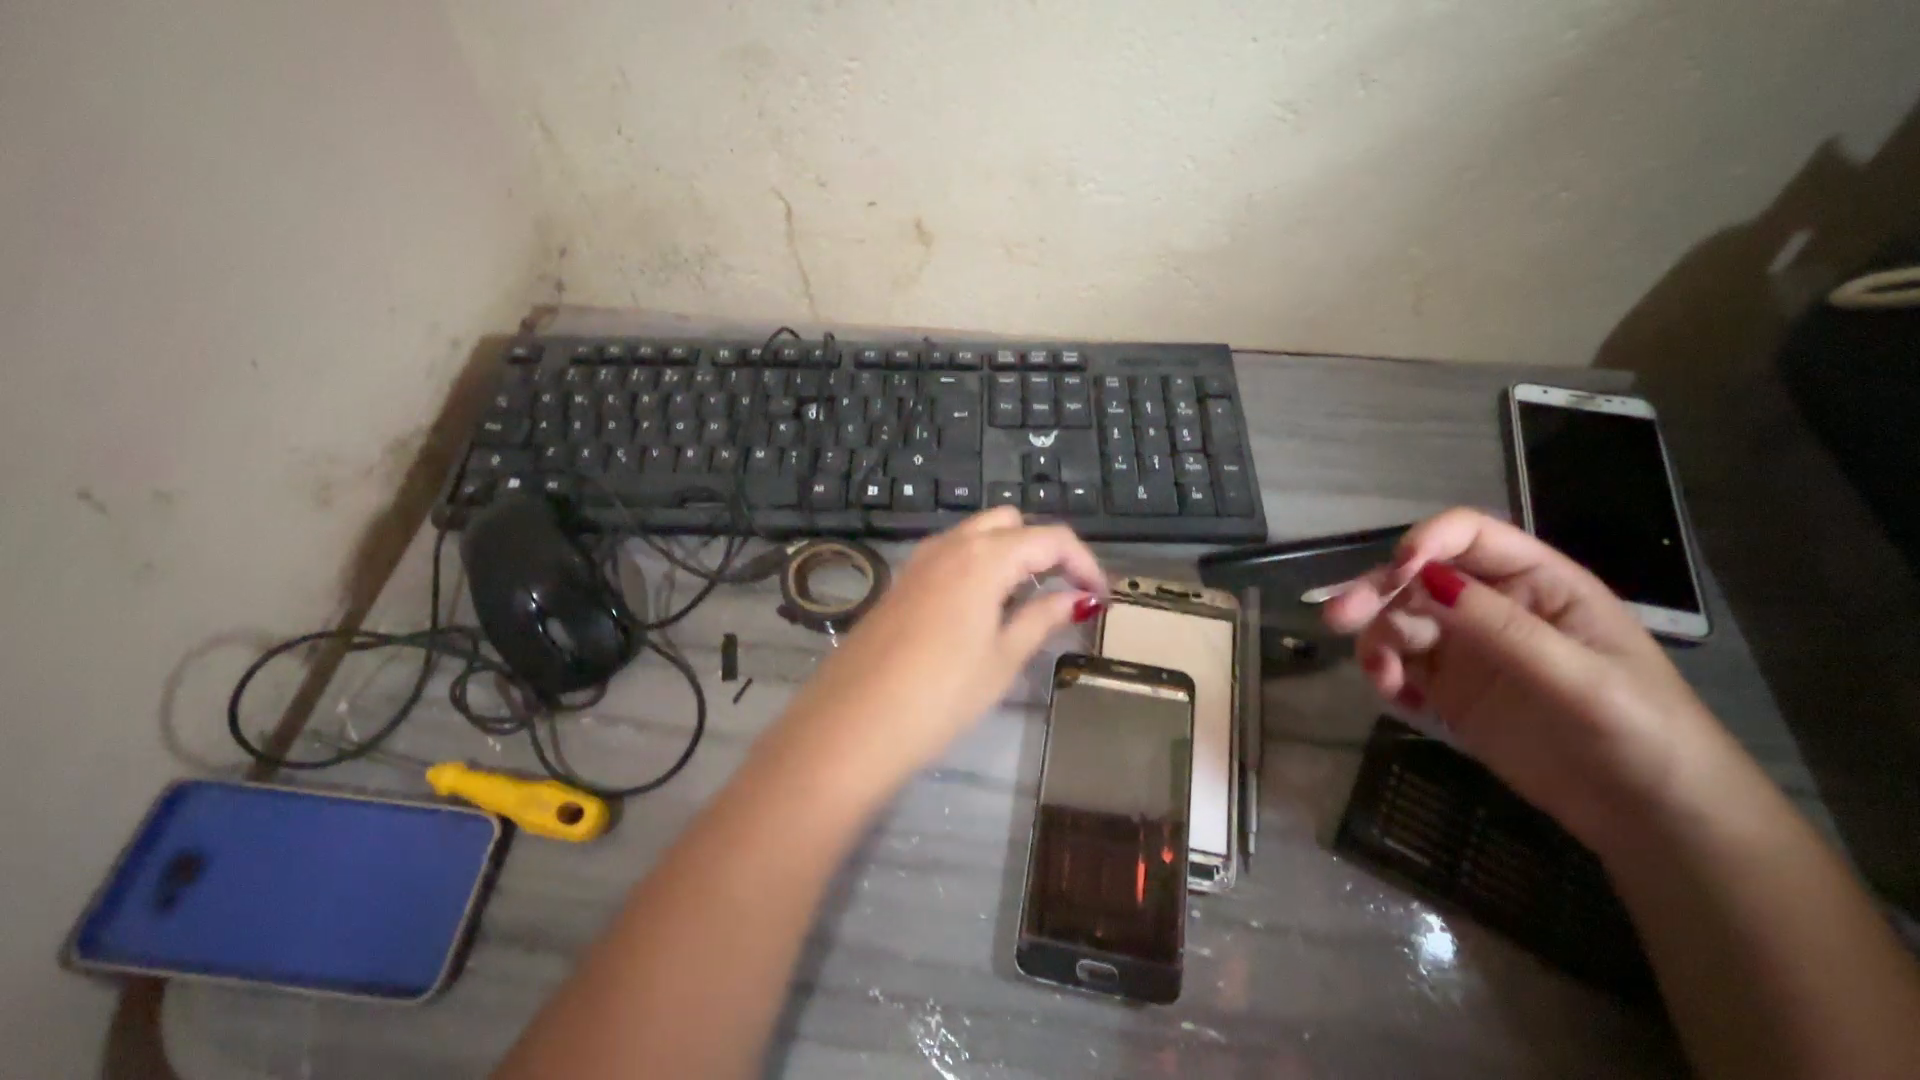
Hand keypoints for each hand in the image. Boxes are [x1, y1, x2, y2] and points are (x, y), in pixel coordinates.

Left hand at [773, 507, 1106, 785]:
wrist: (853, 725)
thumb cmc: (939, 696)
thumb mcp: (1001, 659)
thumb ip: (1041, 619)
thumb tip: (1078, 599)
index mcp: (983, 558)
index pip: (1050, 538)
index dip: (1084, 562)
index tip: (1100, 596)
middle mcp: (950, 546)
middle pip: (1010, 523)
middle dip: (1043, 548)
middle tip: (1064, 593)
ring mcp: (919, 562)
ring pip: (977, 536)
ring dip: (1009, 555)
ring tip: (1028, 604)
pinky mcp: (900, 583)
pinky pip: (950, 556)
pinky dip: (978, 567)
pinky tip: (983, 612)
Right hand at [1322, 508, 1735, 846]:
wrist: (1652, 816)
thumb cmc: (1640, 731)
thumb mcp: (1580, 676)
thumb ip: (1503, 628)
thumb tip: (1427, 579)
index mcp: (1539, 584)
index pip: (1471, 538)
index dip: (1429, 541)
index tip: (1398, 568)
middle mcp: (1495, 608)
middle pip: (1420, 579)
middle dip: (1377, 592)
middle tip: (1337, 618)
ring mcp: (1470, 652)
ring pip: (1401, 623)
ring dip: (1377, 640)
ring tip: (1380, 677)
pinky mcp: (1452, 694)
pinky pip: (1403, 669)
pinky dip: (1386, 676)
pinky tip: (1393, 696)